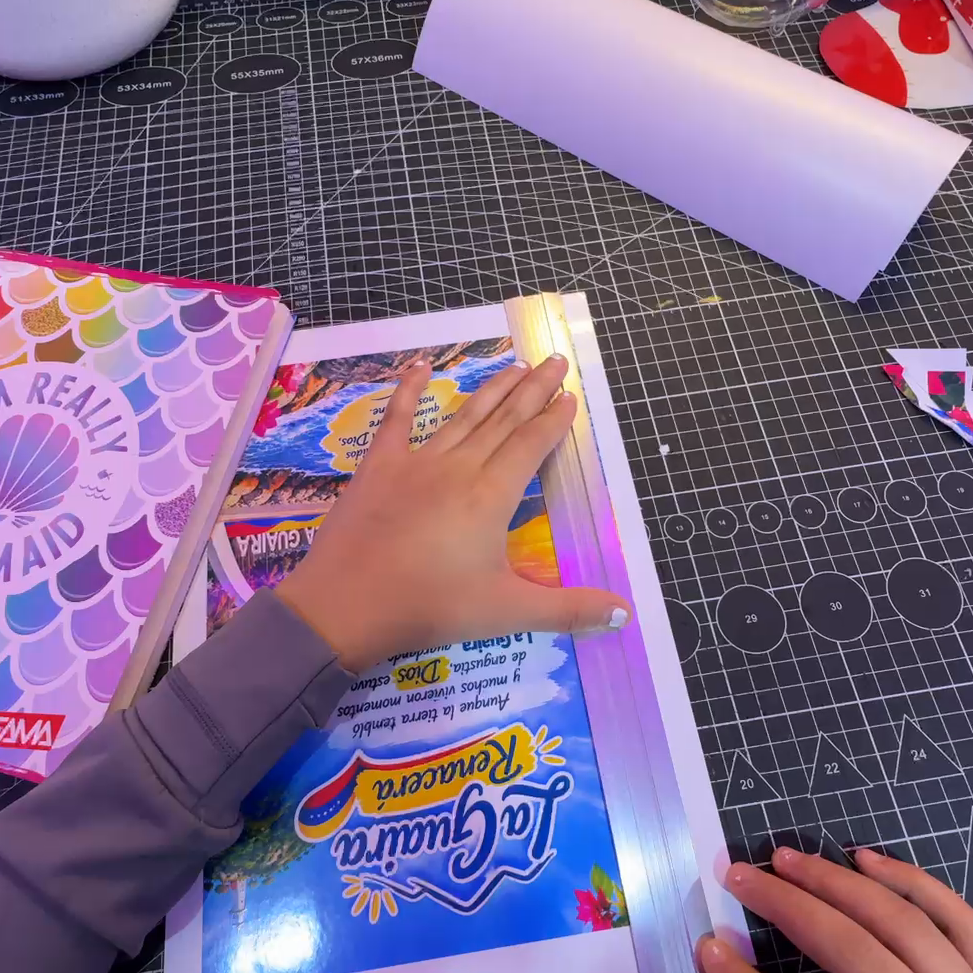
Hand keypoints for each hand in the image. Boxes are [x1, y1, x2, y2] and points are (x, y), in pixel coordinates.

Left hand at [275, 354, 631, 672]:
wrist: (347, 606)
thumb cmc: (430, 608)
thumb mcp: (507, 612)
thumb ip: (568, 609)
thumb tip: (625, 613)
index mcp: (492, 495)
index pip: (531, 445)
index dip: (554, 420)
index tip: (570, 396)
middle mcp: (459, 467)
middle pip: (505, 420)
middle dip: (534, 389)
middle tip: (555, 360)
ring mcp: (416, 461)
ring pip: (464, 416)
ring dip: (493, 389)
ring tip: (515, 365)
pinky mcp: (379, 465)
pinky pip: (397, 418)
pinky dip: (408, 390)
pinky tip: (419, 366)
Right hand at [698, 848, 972, 972]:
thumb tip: (723, 963)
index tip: (708, 948)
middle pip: (854, 952)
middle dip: (788, 906)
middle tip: (740, 874)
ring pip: (904, 924)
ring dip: (838, 881)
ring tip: (789, 858)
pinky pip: (963, 924)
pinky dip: (914, 883)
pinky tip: (868, 859)